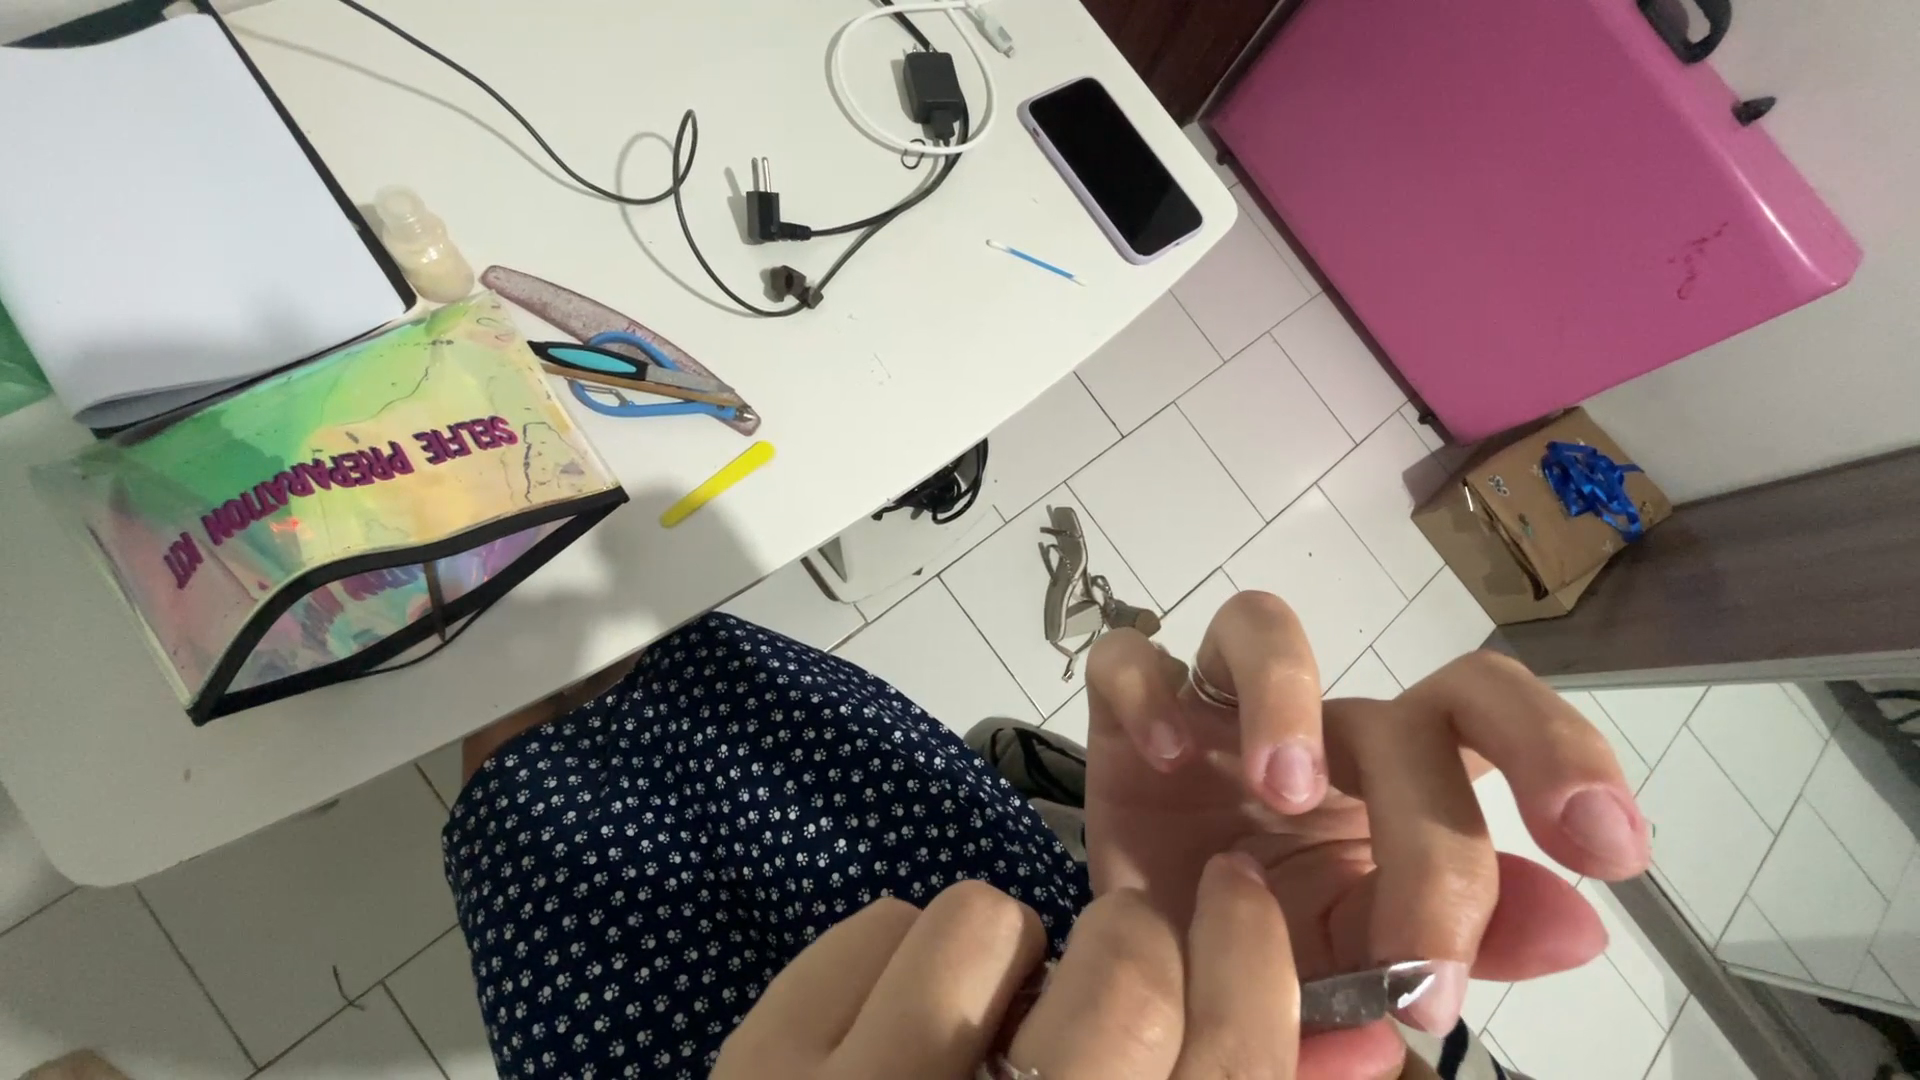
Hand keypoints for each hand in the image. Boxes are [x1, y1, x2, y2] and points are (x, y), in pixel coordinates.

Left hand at [714, 854, 1300, 1079]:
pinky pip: (878, 923)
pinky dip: (900, 950)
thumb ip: (1231, 1078)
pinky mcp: (763, 1065)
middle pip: (1121, 974)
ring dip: (1002, 946)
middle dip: (1133, 935)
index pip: (1229, 1060)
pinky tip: (886, 1020)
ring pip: (985, 918)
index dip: (1250, 957)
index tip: (1236, 891)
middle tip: (1116, 942)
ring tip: (978, 1012)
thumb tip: (1357, 1032)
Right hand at [1084, 591, 1650, 1078]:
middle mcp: (1318, 727)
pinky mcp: (1128, 705)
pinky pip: (1130, 659)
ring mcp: (1214, 705)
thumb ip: (1456, 947)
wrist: (1141, 943)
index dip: (1557, 752)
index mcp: (1391, 783)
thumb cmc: (1252, 946)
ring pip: (1258, 623)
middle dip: (1433, 814)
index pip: (1488, 718)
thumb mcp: (1357, 964)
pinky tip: (1164, 760)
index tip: (1603, 856)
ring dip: (1285, 696)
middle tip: (1423, 939)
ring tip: (1281, 791)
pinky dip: (1148, 693)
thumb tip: (1577, 924)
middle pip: (1408, 697)